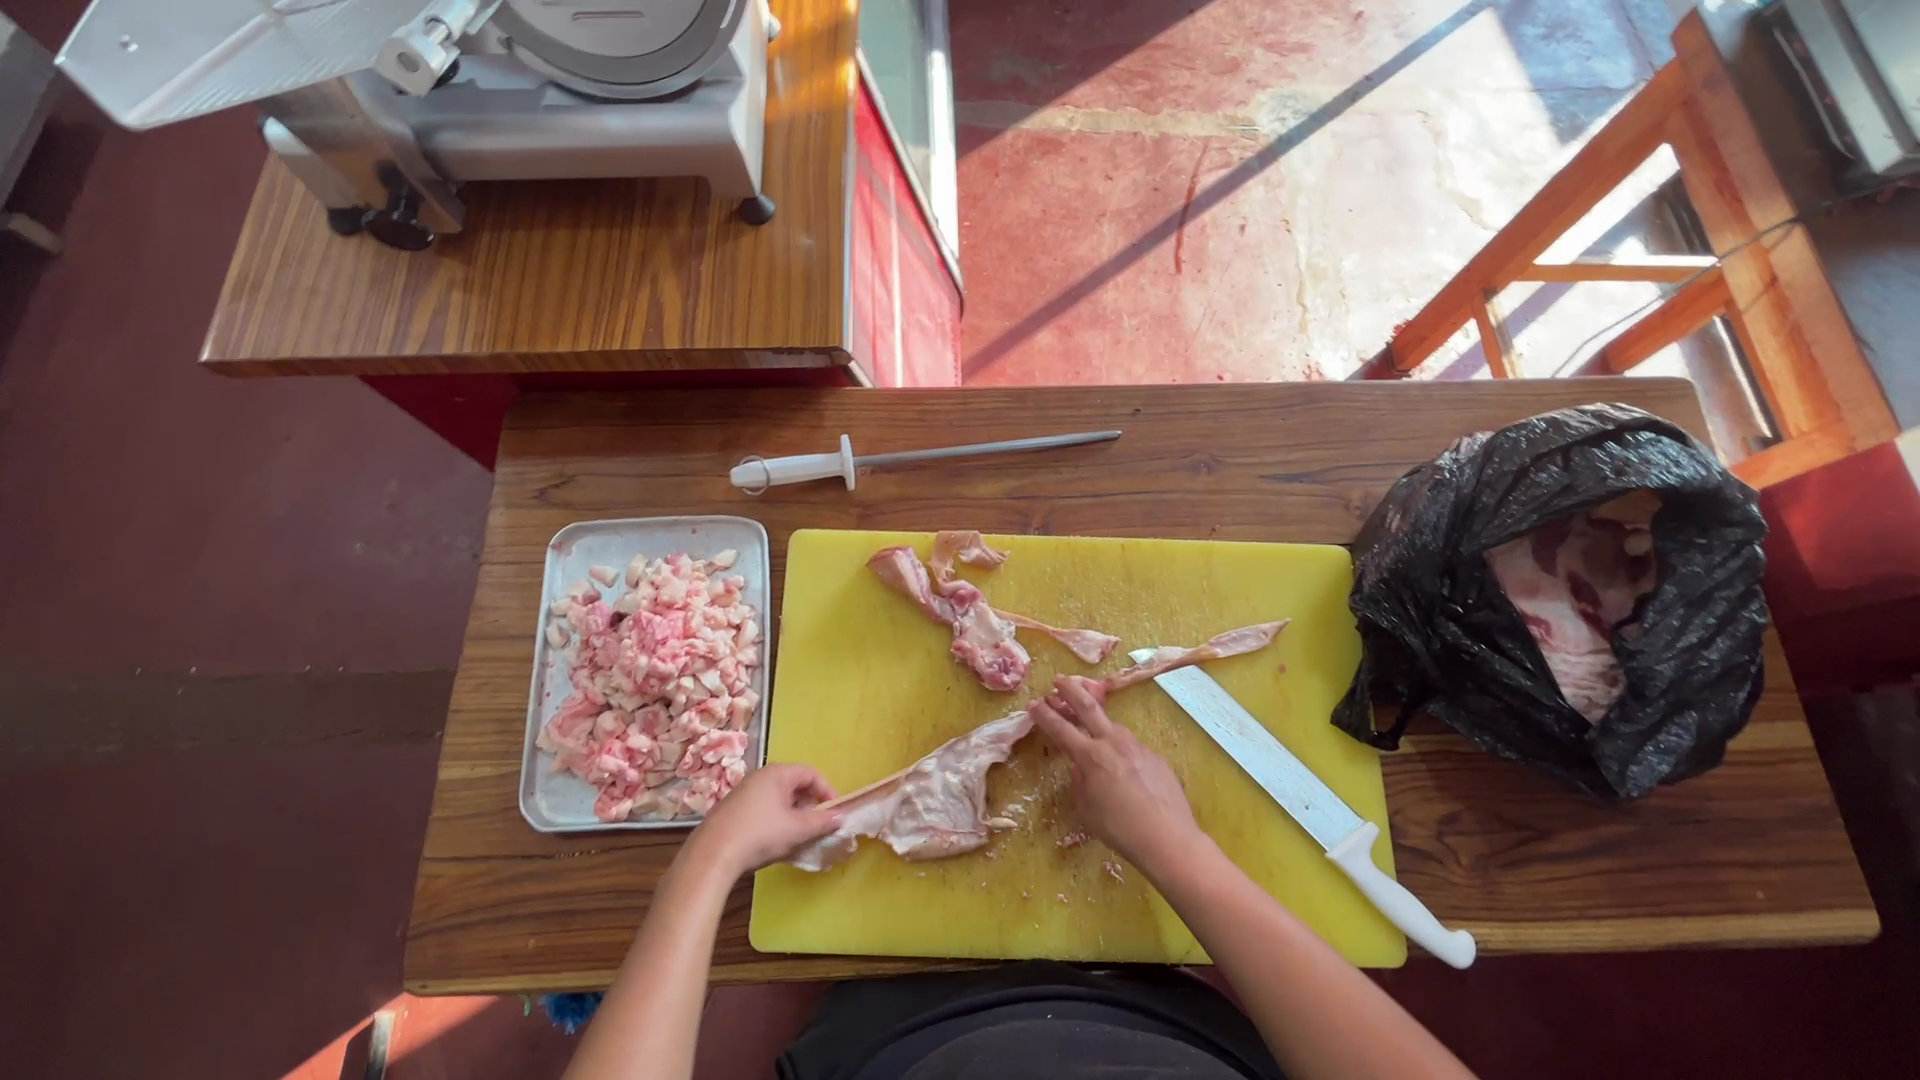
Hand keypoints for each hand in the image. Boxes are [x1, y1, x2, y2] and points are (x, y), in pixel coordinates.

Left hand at [685, 764, 840, 877]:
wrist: (712, 855)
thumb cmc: (760, 834)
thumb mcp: (797, 829)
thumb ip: (822, 822)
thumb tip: (841, 817)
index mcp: (777, 773)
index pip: (811, 774)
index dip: (827, 792)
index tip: (835, 813)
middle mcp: (759, 777)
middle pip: (794, 786)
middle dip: (810, 807)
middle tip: (818, 827)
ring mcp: (743, 794)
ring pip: (778, 801)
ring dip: (794, 817)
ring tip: (799, 839)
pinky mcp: (733, 812)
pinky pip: (764, 811)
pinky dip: (776, 823)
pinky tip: (776, 844)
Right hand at [1029, 675, 1203, 873]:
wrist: (1167, 837)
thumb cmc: (1119, 828)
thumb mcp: (1085, 809)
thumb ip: (1079, 782)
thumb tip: (1081, 768)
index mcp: (1090, 756)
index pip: (1060, 728)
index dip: (1044, 715)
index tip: (1034, 703)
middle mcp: (1113, 743)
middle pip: (1088, 706)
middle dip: (1070, 690)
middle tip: (1059, 680)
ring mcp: (1137, 746)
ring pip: (1113, 729)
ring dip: (1100, 726)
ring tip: (1094, 734)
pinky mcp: (1156, 756)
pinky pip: (1132, 749)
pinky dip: (1122, 753)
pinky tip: (1127, 772)